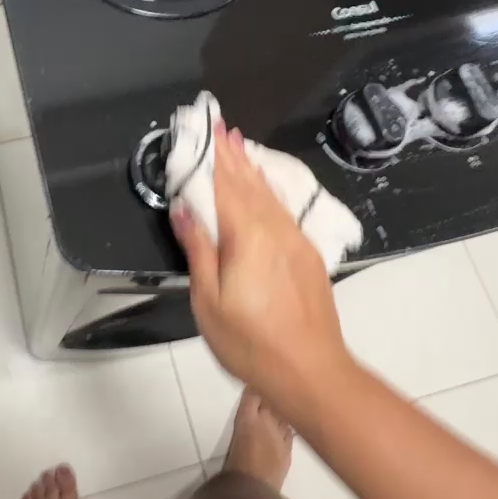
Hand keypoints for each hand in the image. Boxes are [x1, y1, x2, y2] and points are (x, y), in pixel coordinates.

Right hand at [171, 122, 350, 410]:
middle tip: (219, 125)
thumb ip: (198, 248)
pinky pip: (283, 208)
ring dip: (250, 165)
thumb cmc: (252, 343)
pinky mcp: (306, 254)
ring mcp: (294, 240)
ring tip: (238, 142)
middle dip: (230, 153)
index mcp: (247, 236)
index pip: (223, 185)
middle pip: (247, 182)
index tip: (203, 129)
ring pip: (268, 192)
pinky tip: (264, 184)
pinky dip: (269, 188)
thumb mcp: (209, 301)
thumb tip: (184, 207)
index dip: (211, 156)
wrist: (313, 373)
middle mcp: (274, 229)